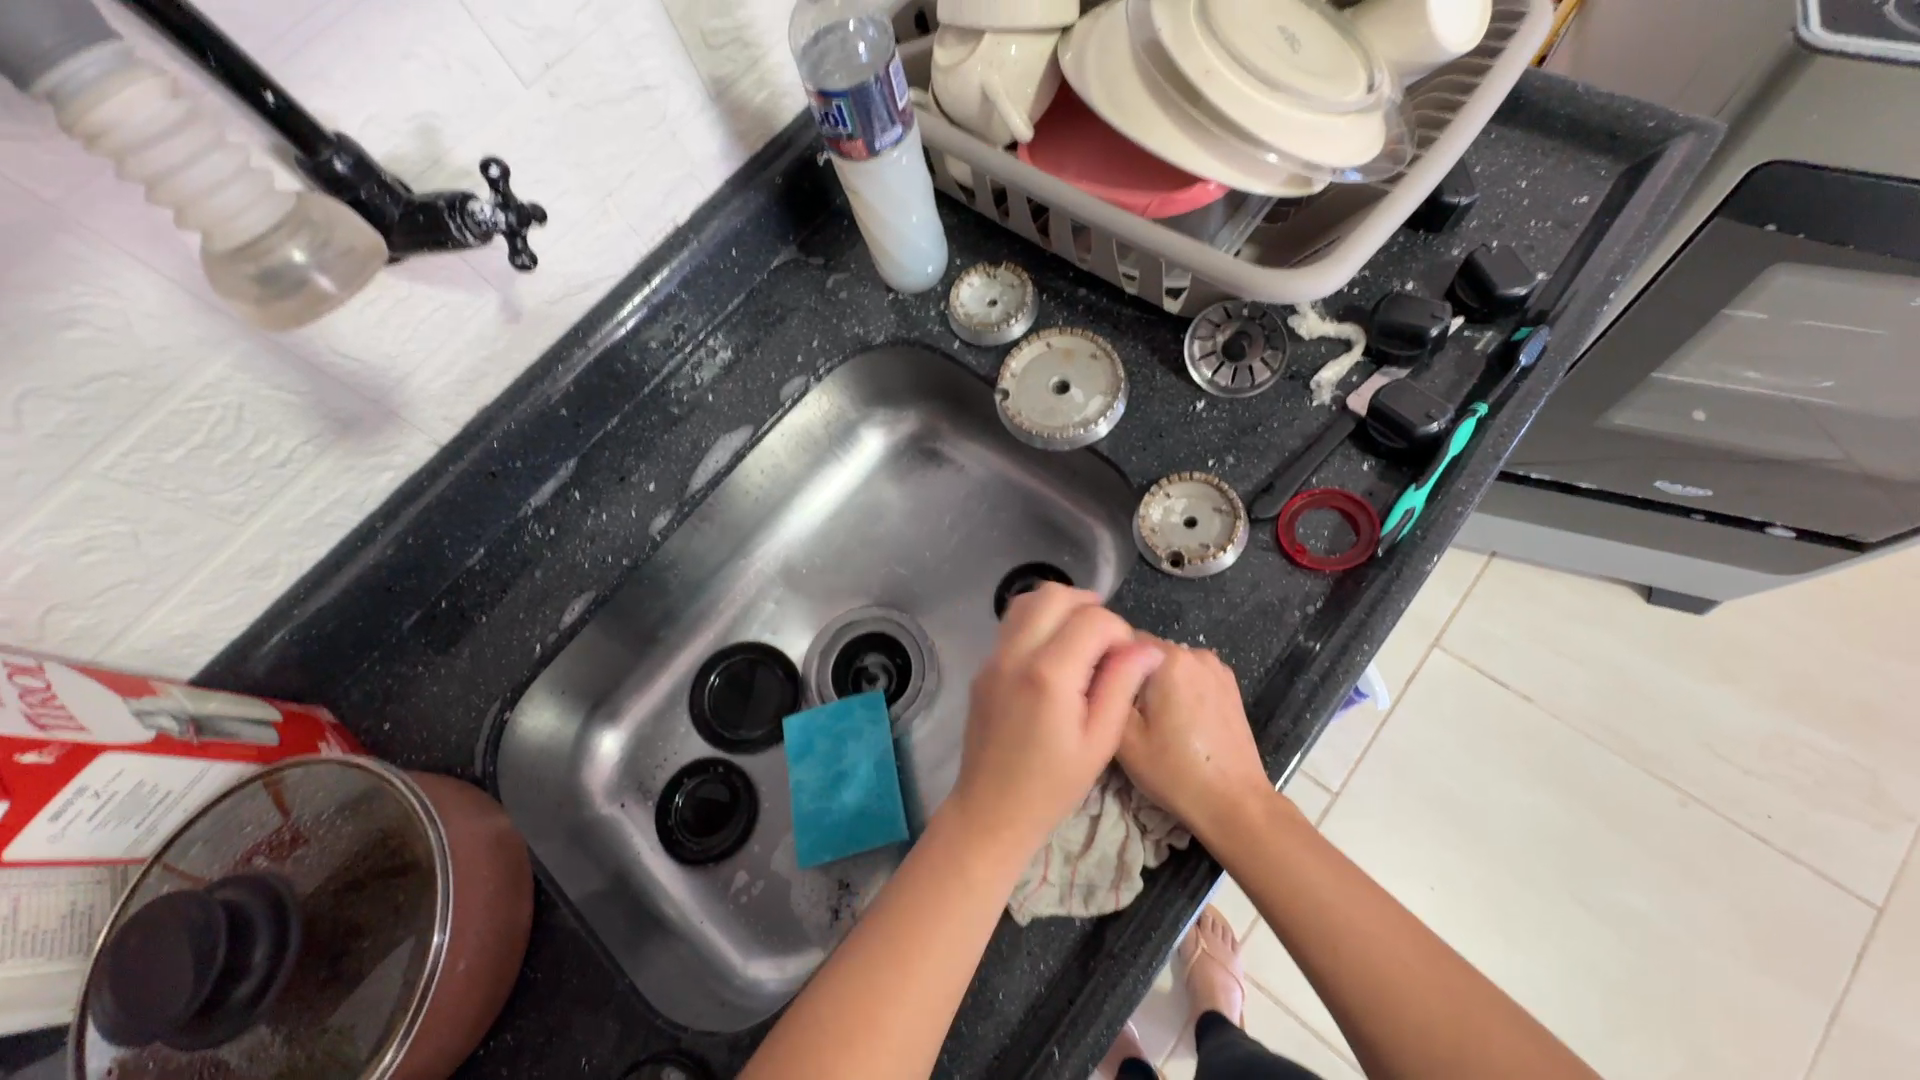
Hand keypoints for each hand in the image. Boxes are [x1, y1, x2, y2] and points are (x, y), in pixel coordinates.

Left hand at [946, 584, 1163, 860]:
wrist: (990, 811)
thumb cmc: (1053, 786)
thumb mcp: (1100, 741)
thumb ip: (1122, 685)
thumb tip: (1147, 647)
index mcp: (1049, 674)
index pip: (1093, 619)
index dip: (1120, 632)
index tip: (1127, 661)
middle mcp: (1015, 655)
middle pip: (1054, 594)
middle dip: (1089, 607)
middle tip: (1108, 641)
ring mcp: (992, 659)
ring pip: (1026, 601)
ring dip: (1060, 609)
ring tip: (1083, 641)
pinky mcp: (983, 668)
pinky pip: (1011, 625)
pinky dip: (1038, 623)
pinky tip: (1055, 657)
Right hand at [1117, 641, 1277, 845]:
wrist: (1234, 802)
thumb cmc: (1174, 771)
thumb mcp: (1124, 739)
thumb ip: (1109, 692)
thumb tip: (1100, 670)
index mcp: (1169, 659)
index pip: (1122, 640)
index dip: (1107, 665)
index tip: (1103, 694)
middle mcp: (1196, 654)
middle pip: (1147, 652)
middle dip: (1133, 675)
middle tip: (1126, 714)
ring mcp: (1217, 669)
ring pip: (1170, 665)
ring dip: (1157, 683)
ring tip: (1152, 721)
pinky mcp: (1230, 687)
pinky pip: (1191, 677)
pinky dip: (1179, 691)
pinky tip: (1178, 723)